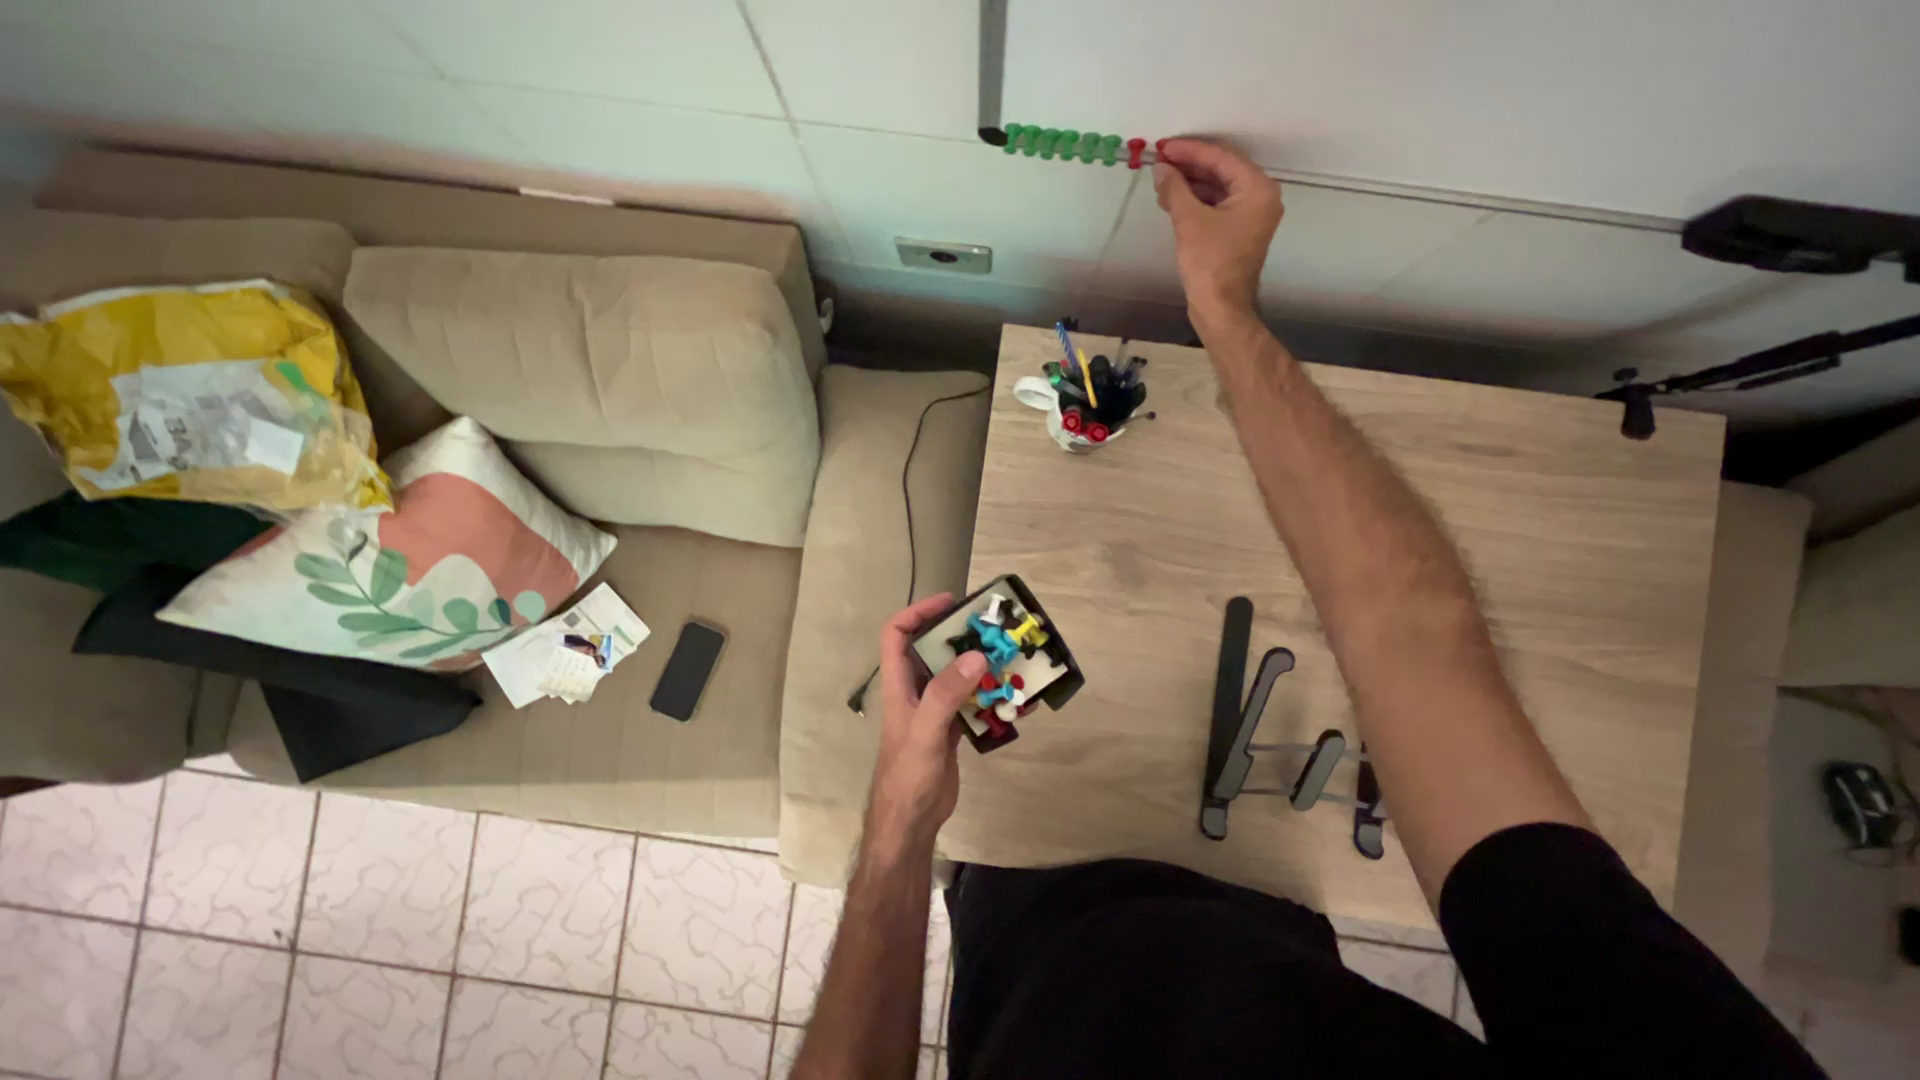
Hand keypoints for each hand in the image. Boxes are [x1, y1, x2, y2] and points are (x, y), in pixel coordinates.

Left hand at [866, 593, 988, 848]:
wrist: (911, 821)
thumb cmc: (908, 774)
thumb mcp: (925, 731)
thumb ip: (946, 694)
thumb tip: (976, 657)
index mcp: (899, 685)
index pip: (896, 635)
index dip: (917, 612)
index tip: (950, 602)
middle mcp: (915, 691)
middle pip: (933, 651)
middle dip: (960, 636)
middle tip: (994, 629)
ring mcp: (934, 710)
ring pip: (956, 676)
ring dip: (981, 666)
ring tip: (1011, 657)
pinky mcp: (951, 729)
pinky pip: (972, 703)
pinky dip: (991, 696)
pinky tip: (1015, 697)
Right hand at [1153, 139, 1283, 322]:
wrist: (1220, 307)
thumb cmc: (1209, 262)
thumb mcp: (1188, 220)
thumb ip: (1174, 188)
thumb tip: (1161, 168)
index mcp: (1257, 189)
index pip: (1222, 158)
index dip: (1190, 151)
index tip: (1164, 147)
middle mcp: (1261, 197)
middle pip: (1222, 170)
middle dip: (1190, 166)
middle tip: (1161, 161)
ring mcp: (1252, 216)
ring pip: (1219, 188)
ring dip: (1191, 184)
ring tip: (1162, 181)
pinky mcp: (1239, 231)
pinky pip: (1218, 205)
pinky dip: (1197, 201)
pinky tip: (1174, 200)